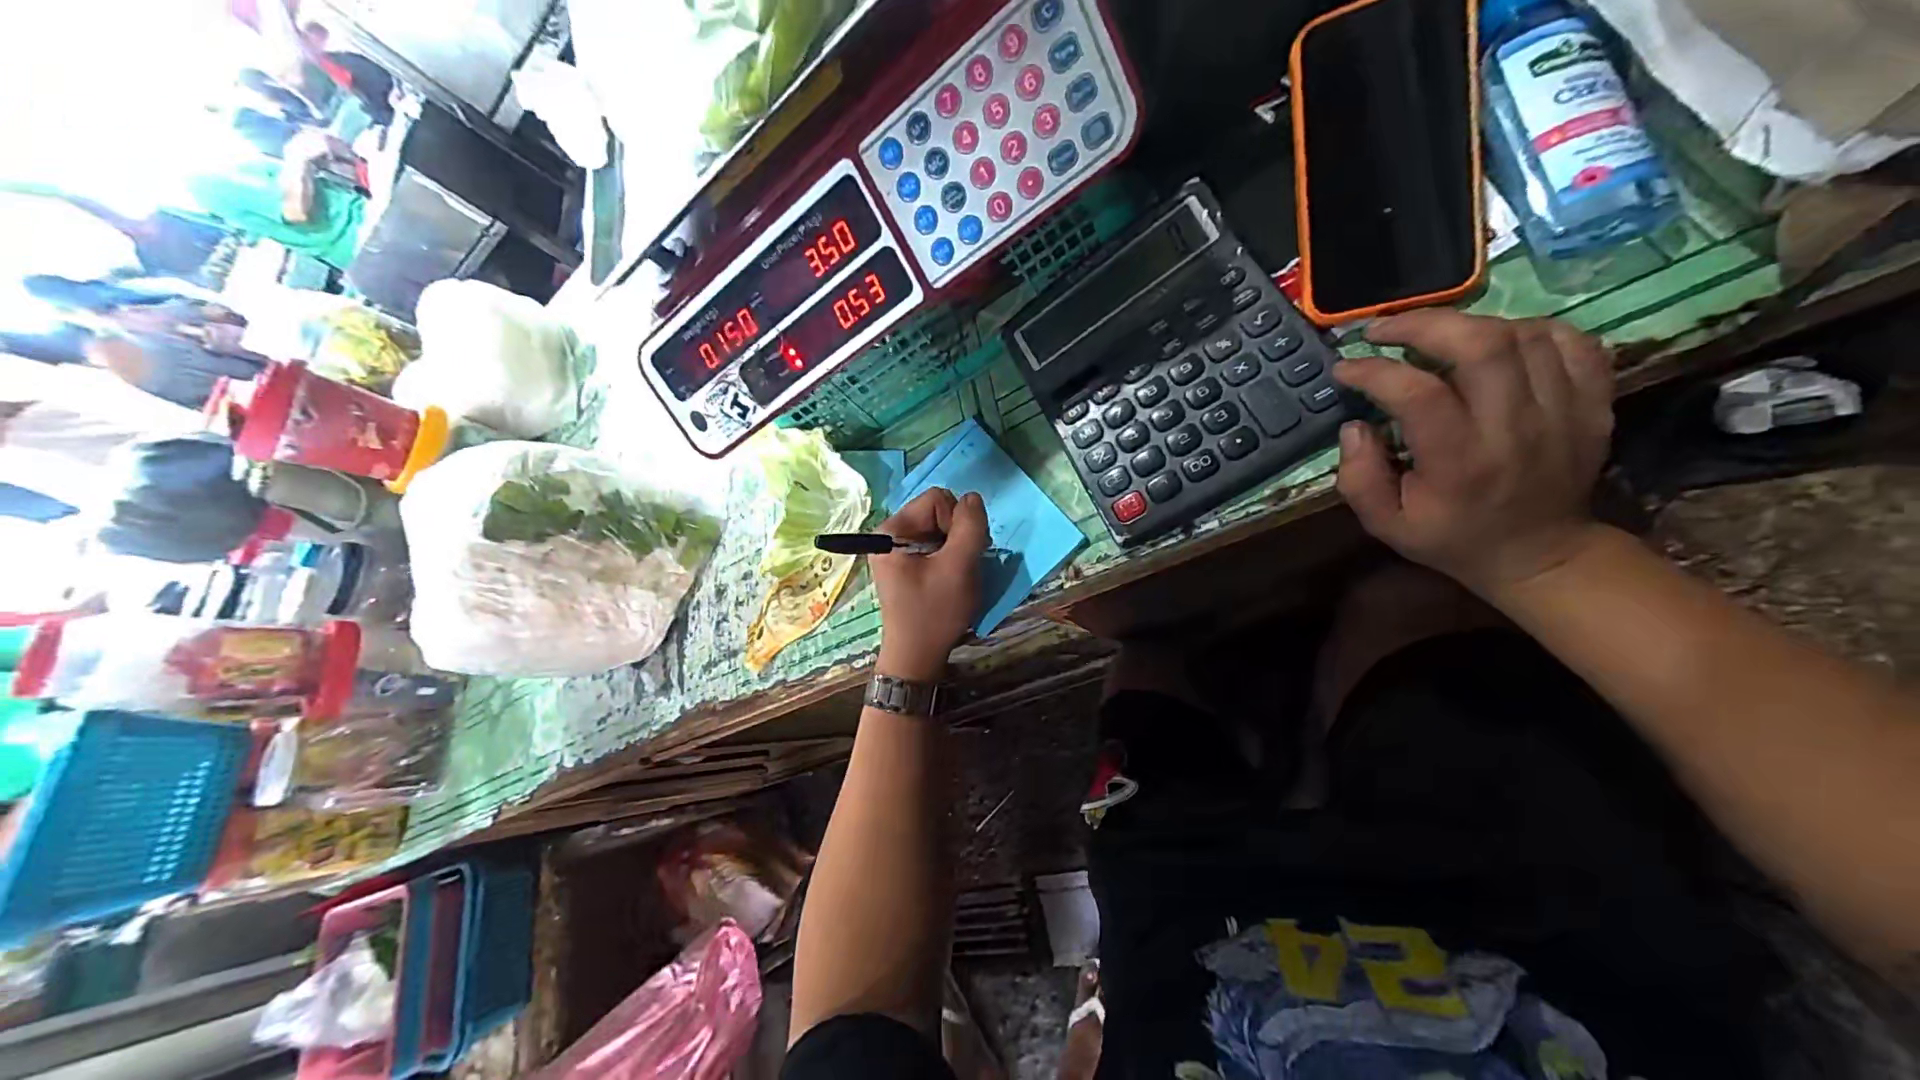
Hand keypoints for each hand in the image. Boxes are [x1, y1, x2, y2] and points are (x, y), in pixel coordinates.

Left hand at [871, 488, 989, 681]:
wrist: (916, 658)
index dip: (957, 520)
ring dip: (956, 547)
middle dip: (957, 533)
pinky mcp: (904, 565)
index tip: (958, 553)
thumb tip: (972, 497)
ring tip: (957, 575)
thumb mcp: (959, 567)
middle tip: (963, 565)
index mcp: (891, 529)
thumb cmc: (935, 613)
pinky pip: (934, 545)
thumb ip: (969, 526)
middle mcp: (888, 534)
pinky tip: (950, 580)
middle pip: (937, 511)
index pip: (937, 498)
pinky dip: (949, 558)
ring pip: (939, 528)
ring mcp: (895, 550)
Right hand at [1332, 310, 1614, 596]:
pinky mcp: (1592, 401)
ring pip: (1521, 333)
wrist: (1539, 553)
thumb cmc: (1452, 538)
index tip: (1345, 368)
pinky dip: (1528, 329)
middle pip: (1480, 343)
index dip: (1373, 371)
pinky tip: (1495, 342)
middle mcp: (1515, 427)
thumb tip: (1354, 426)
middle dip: (1422, 324)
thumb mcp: (1385, 524)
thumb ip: (1358, 478)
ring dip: (1466, 325)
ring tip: (1433, 337)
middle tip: (1384, 329)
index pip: (1418, 393)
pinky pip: (1569, 340)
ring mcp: (1564, 410)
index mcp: (1461, 462)